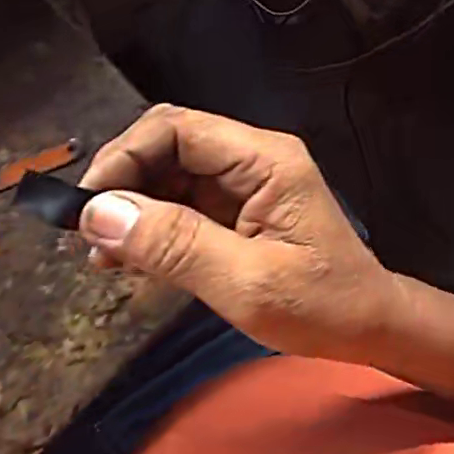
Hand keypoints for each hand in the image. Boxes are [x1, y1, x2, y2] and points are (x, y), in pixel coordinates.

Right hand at [79, 105, 400, 360]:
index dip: (124, 157)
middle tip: (90, 238)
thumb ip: (176, 245)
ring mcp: (247, 184)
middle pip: (170, 145)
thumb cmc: (322, 305)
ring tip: (105, 258)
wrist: (366, 324)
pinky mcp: (240, 210)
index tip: (87, 209)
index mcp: (267, 160)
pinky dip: (152, 226)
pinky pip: (183, 204)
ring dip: (132, 209)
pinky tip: (130, 260)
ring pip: (170, 175)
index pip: (177, 128)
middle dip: (123, 183)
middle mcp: (255, 160)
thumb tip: (98, 212)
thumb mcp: (247, 283)